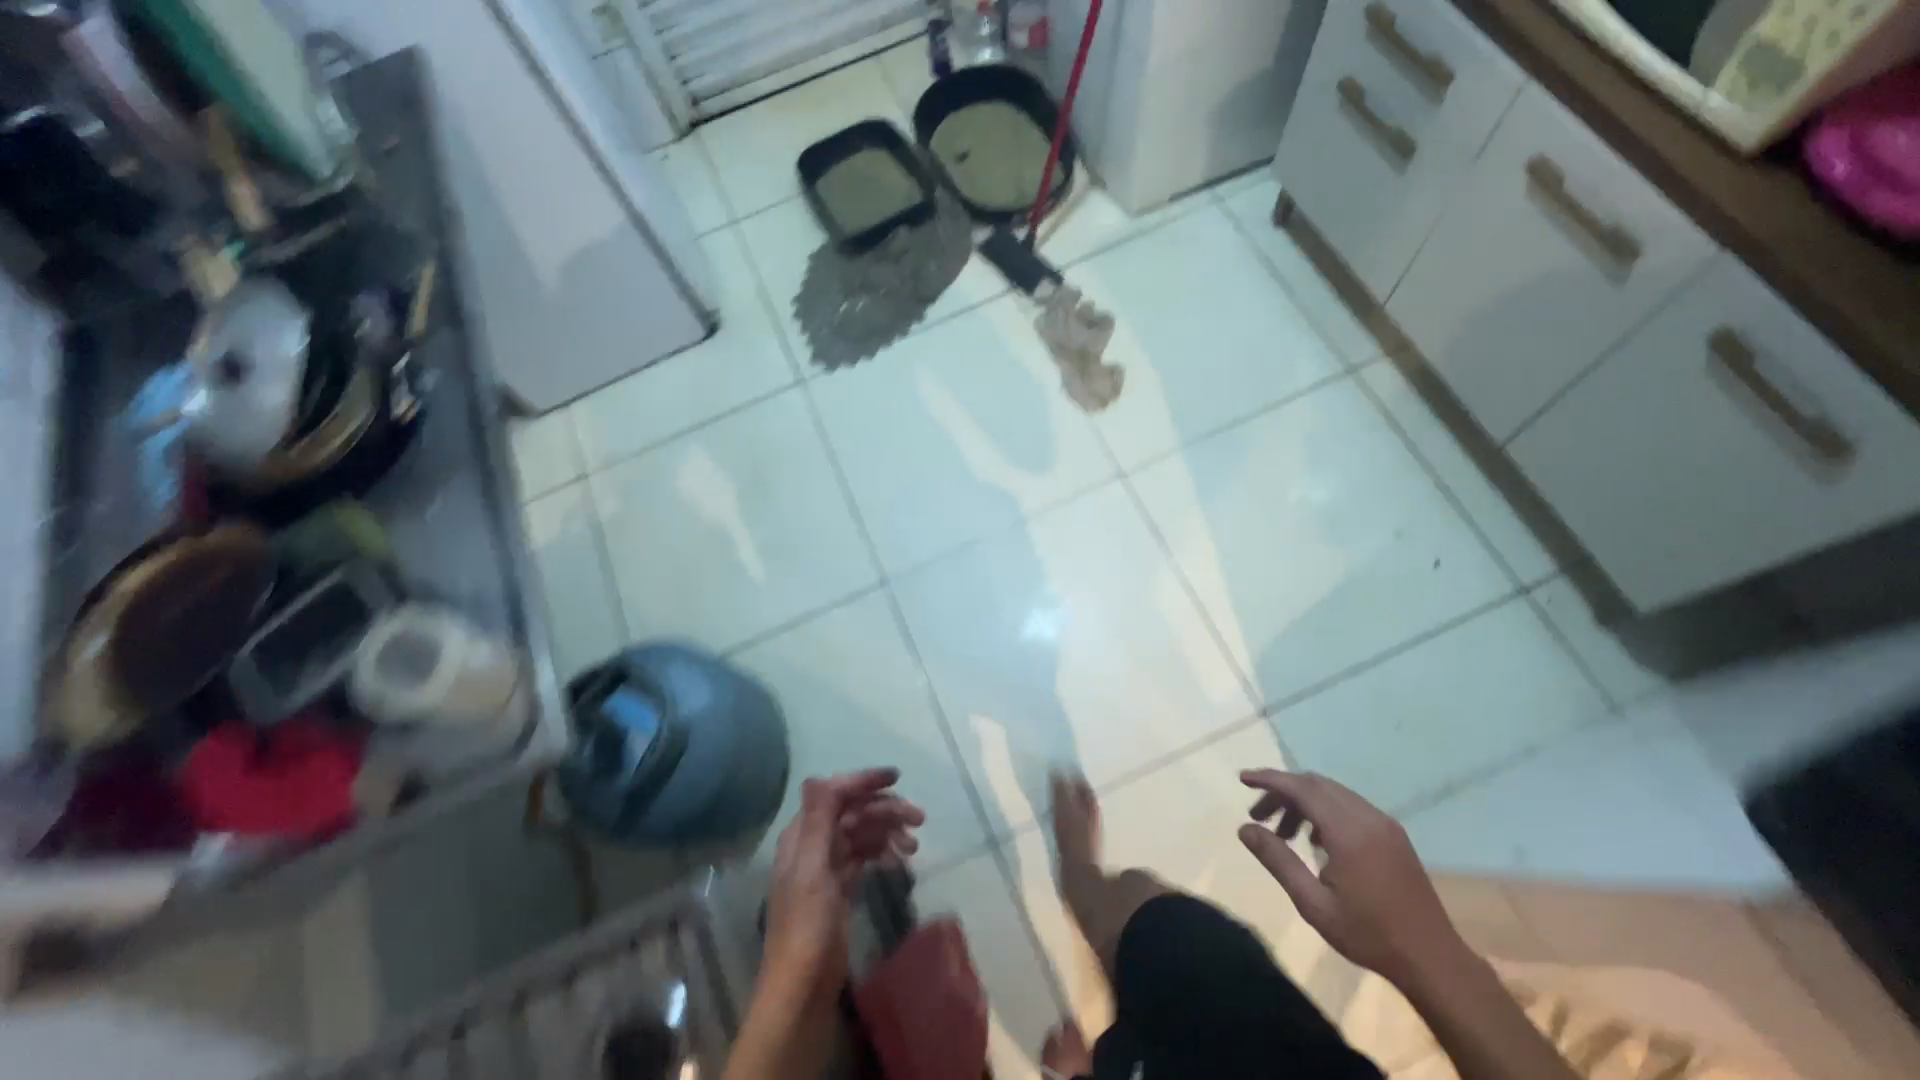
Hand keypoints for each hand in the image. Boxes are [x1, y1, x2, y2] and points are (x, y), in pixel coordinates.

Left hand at [761, 768, 924, 1002]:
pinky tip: (899, 860)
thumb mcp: (813, 871)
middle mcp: (812, 846)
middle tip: (920, 820)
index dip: (863, 781)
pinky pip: (863, 858)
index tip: (898, 778)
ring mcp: (826, 869)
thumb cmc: (807, 927)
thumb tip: (819, 776)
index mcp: (801, 837)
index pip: (833, 794)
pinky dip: (881, 853)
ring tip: (914, 847)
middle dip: (884, 810)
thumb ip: (817, 822)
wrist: (802, 986)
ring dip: (887, 832)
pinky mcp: (838, 891)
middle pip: (851, 813)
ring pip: (860, 835)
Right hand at [1237, 769, 1468, 988]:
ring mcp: (1386, 825)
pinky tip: (1315, 841)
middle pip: (1317, 785)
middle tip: (1257, 816)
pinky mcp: (1394, 835)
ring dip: (1304, 803)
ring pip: (1335, 794)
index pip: (1303, 788)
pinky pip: (1351, 807)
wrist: (1430, 958)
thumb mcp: (1313, 904)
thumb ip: (1278, 860)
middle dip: (1283, 792)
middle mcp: (1369, 818)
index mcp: (1350, 832)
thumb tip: (1245, 829)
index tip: (1243, 778)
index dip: (1270, 779)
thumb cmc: (1368, 935)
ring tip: (1282, 834)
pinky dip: (1325, 811)